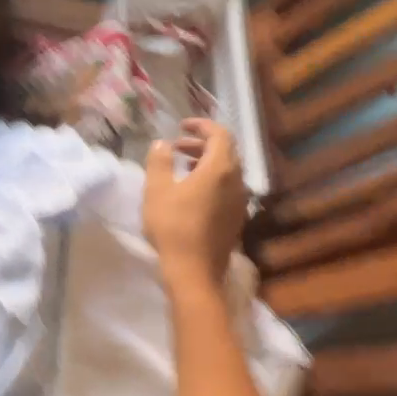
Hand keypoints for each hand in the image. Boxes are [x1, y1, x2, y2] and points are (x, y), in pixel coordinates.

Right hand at [143, 118, 248, 286]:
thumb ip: (159, 161)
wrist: (194, 270)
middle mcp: (236, 181)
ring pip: (228, 171)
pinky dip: (212, 180)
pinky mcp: (236, 218)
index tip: (182, 125)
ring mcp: (240, 201)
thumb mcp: (156, 189)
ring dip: (206, 163)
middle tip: (177, 147)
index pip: (220, 135)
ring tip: (181, 167)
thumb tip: (162, 144)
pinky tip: (192, 191)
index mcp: (219, 169)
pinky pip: (228, 188)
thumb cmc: (172, 225)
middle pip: (226, 152)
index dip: (202, 125)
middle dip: (202, 144)